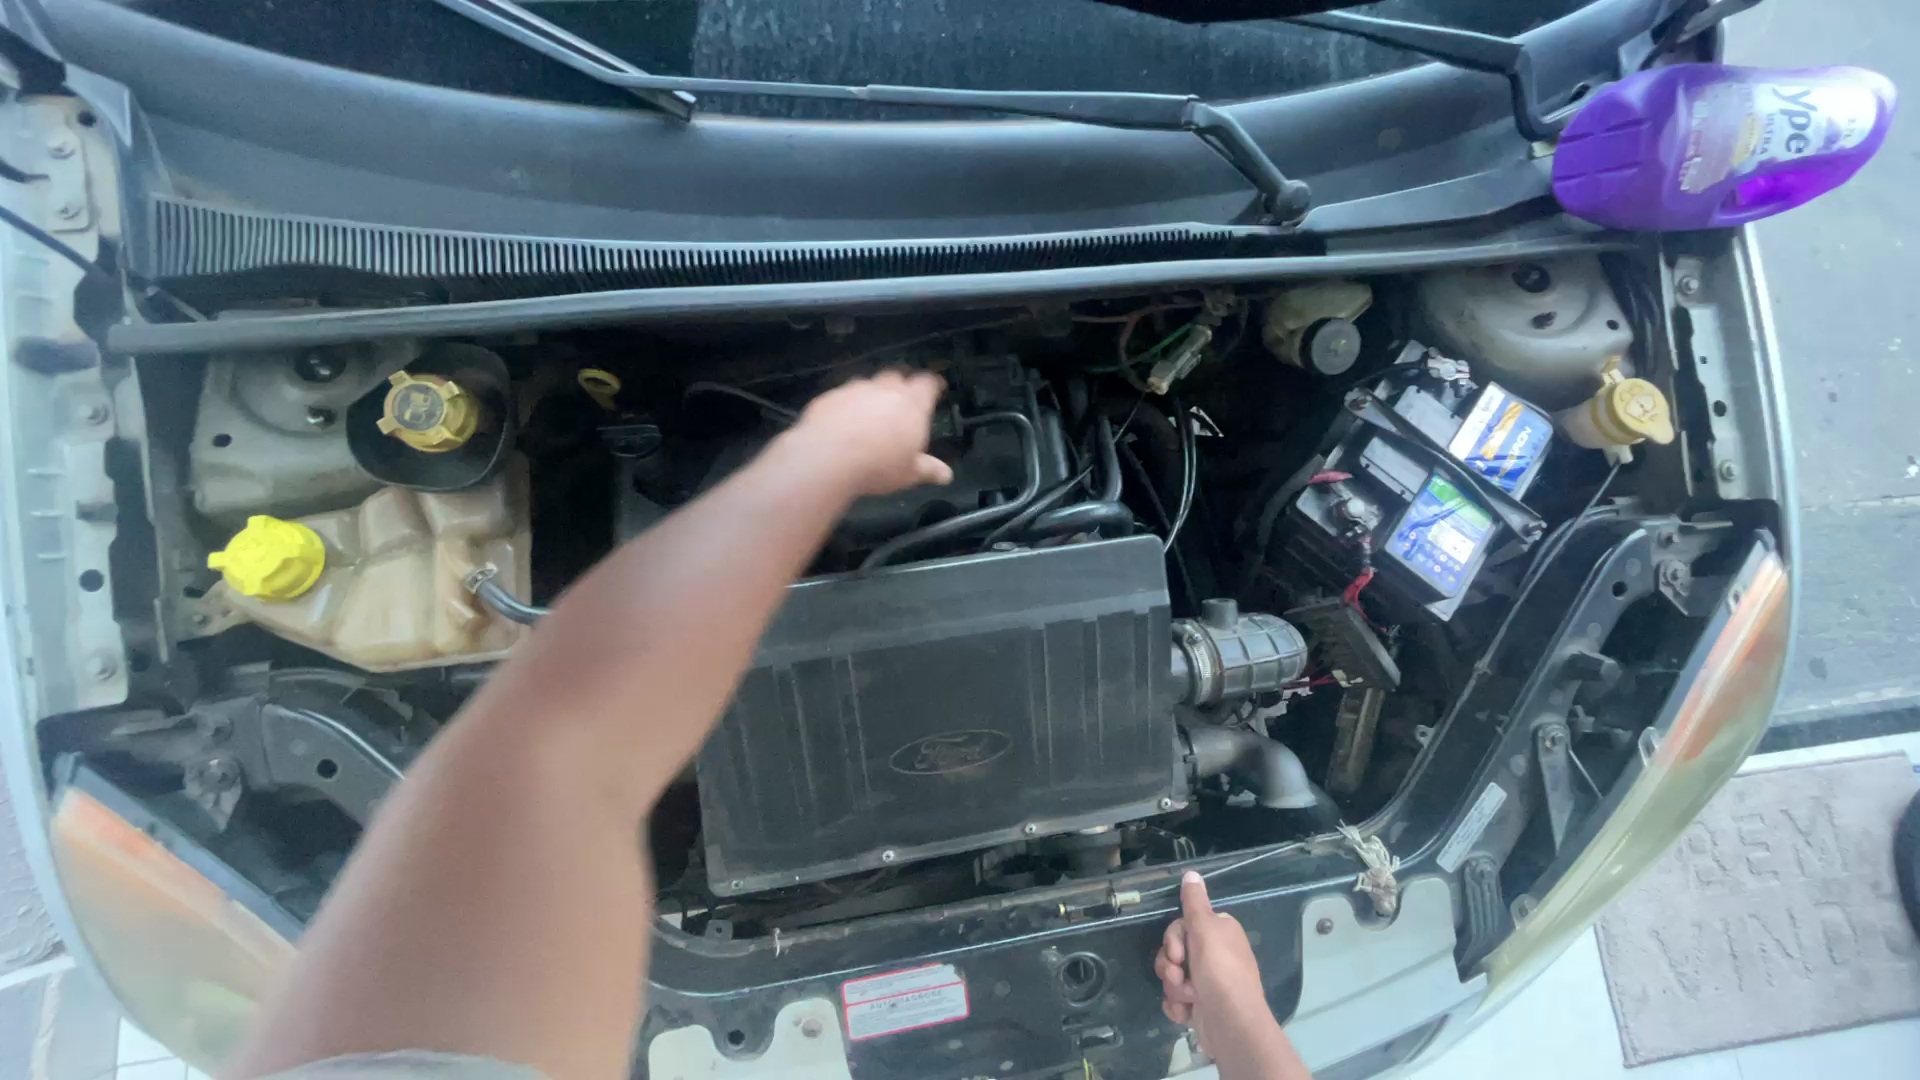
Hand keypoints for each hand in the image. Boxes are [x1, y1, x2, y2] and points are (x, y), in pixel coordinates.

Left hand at [788, 370, 953, 495]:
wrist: (828, 458)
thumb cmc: (879, 465)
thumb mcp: (909, 473)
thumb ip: (928, 469)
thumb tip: (947, 475)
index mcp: (911, 404)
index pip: (928, 383)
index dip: (932, 384)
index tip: (935, 388)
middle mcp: (884, 389)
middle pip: (896, 376)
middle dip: (900, 386)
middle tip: (901, 403)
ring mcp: (854, 389)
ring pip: (867, 384)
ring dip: (871, 395)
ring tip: (868, 415)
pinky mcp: (829, 397)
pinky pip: (841, 396)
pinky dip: (845, 405)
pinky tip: (841, 423)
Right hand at [1155, 872, 1305, 1079]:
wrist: (1231, 1025)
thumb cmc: (1220, 972)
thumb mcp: (1206, 929)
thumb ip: (1195, 901)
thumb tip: (1192, 873)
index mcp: (1219, 933)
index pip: (1184, 925)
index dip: (1174, 938)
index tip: (1178, 950)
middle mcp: (1214, 955)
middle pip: (1174, 950)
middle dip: (1170, 964)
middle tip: (1178, 973)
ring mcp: (1207, 982)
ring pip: (1172, 974)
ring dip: (1173, 986)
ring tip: (1187, 996)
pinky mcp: (1200, 1007)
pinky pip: (1175, 998)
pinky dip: (1177, 1005)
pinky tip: (1185, 1012)